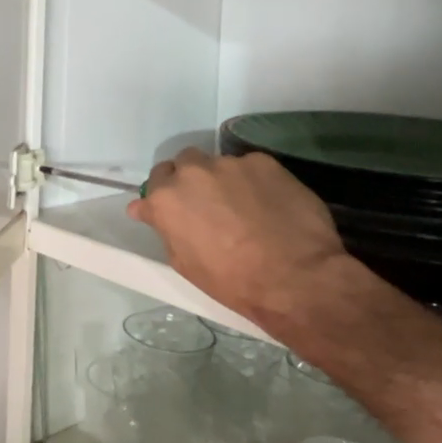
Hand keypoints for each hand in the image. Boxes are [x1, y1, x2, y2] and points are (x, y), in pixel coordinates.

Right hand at [127, 149, 348, 322]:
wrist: (296, 276)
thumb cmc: (233, 280)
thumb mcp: (184, 263)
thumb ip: (165, 228)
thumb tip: (146, 209)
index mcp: (166, 199)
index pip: (153, 184)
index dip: (164, 197)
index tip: (175, 210)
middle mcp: (192, 173)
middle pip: (183, 163)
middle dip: (191, 180)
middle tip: (208, 204)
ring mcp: (229, 164)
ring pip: (219, 164)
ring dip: (224, 180)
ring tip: (245, 205)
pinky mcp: (262, 162)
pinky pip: (250, 167)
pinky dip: (254, 181)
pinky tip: (269, 203)